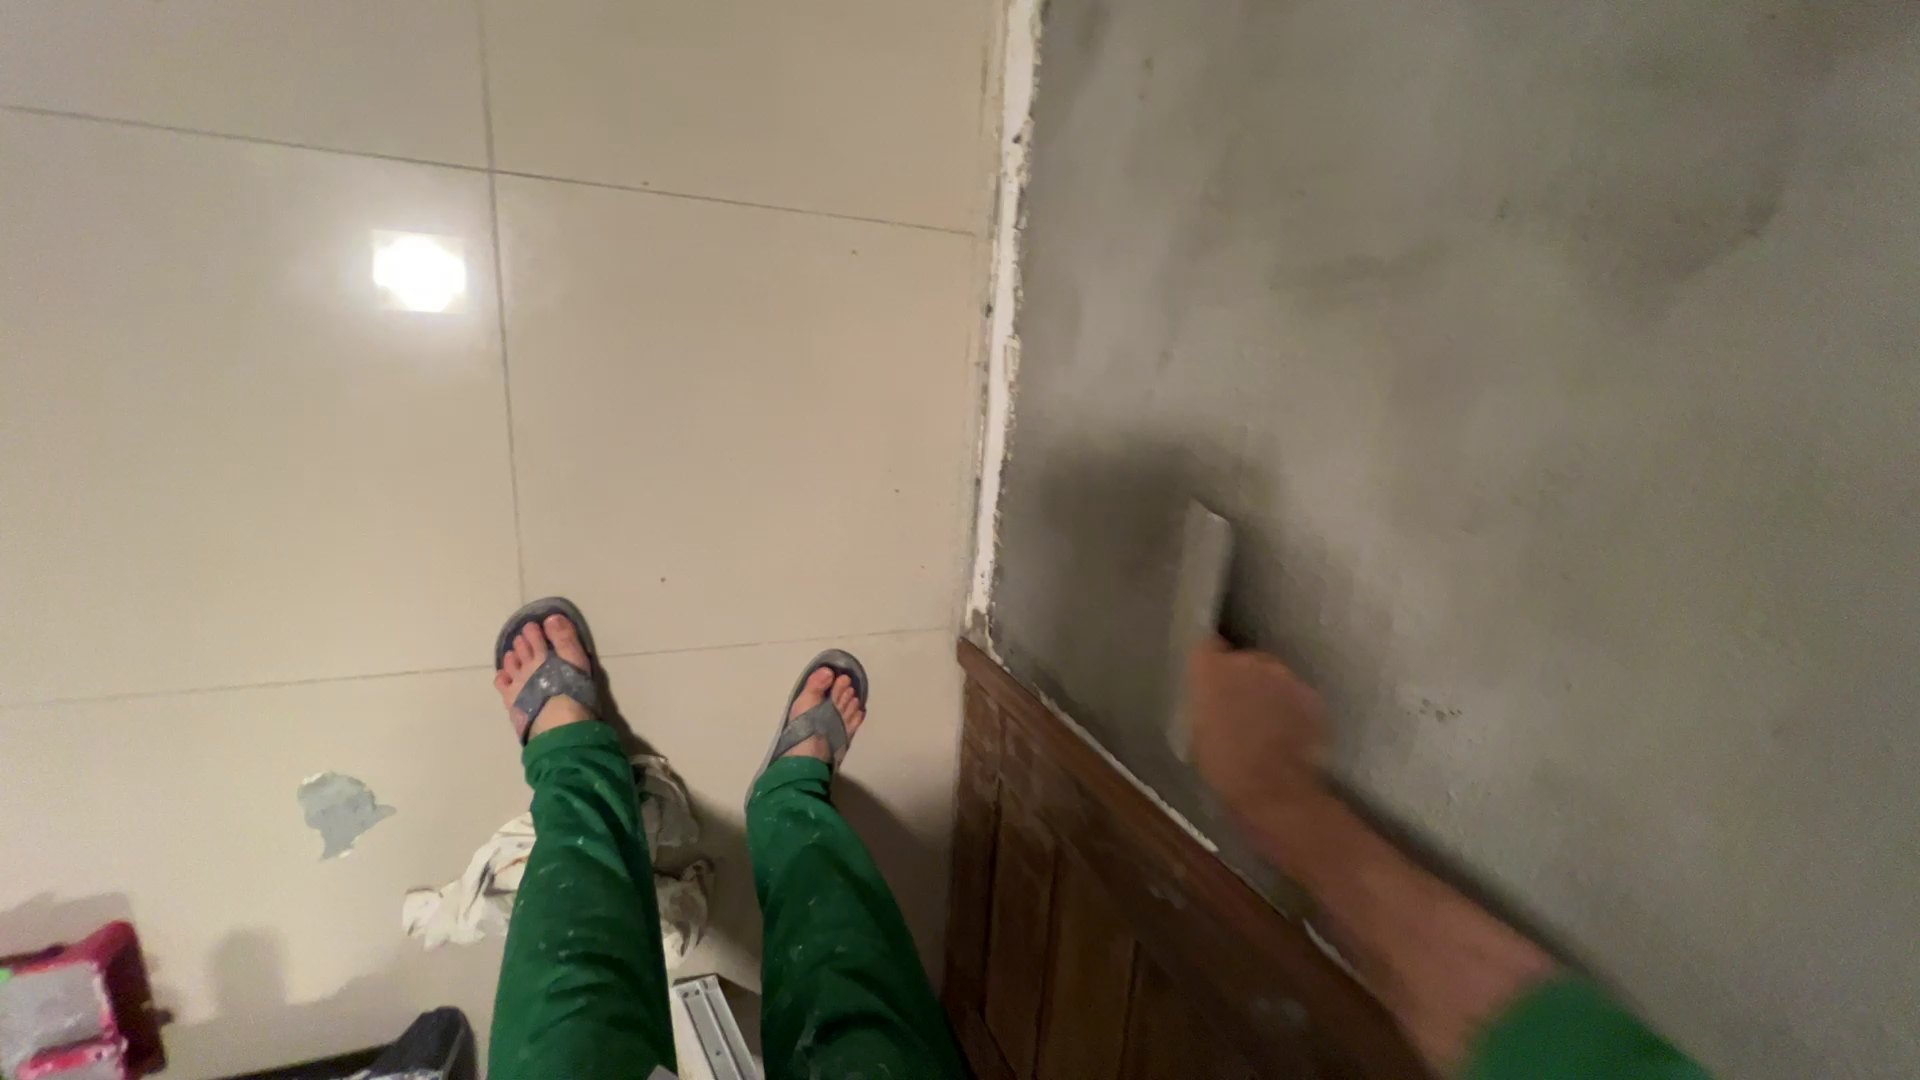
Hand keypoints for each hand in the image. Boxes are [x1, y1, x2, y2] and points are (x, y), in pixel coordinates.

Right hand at [1187, 636, 1328, 821]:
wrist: (1271, 788)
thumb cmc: (1222, 762)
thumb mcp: (1197, 726)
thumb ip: (1207, 699)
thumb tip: (1216, 695)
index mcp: (1211, 669)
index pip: (1208, 645)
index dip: (1212, 660)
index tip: (1213, 676)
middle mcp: (1248, 661)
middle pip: (1245, 659)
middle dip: (1244, 677)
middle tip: (1242, 705)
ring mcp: (1283, 676)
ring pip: (1273, 675)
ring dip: (1270, 690)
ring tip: (1269, 721)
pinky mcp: (1310, 694)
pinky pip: (1297, 694)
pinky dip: (1293, 706)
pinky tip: (1289, 730)